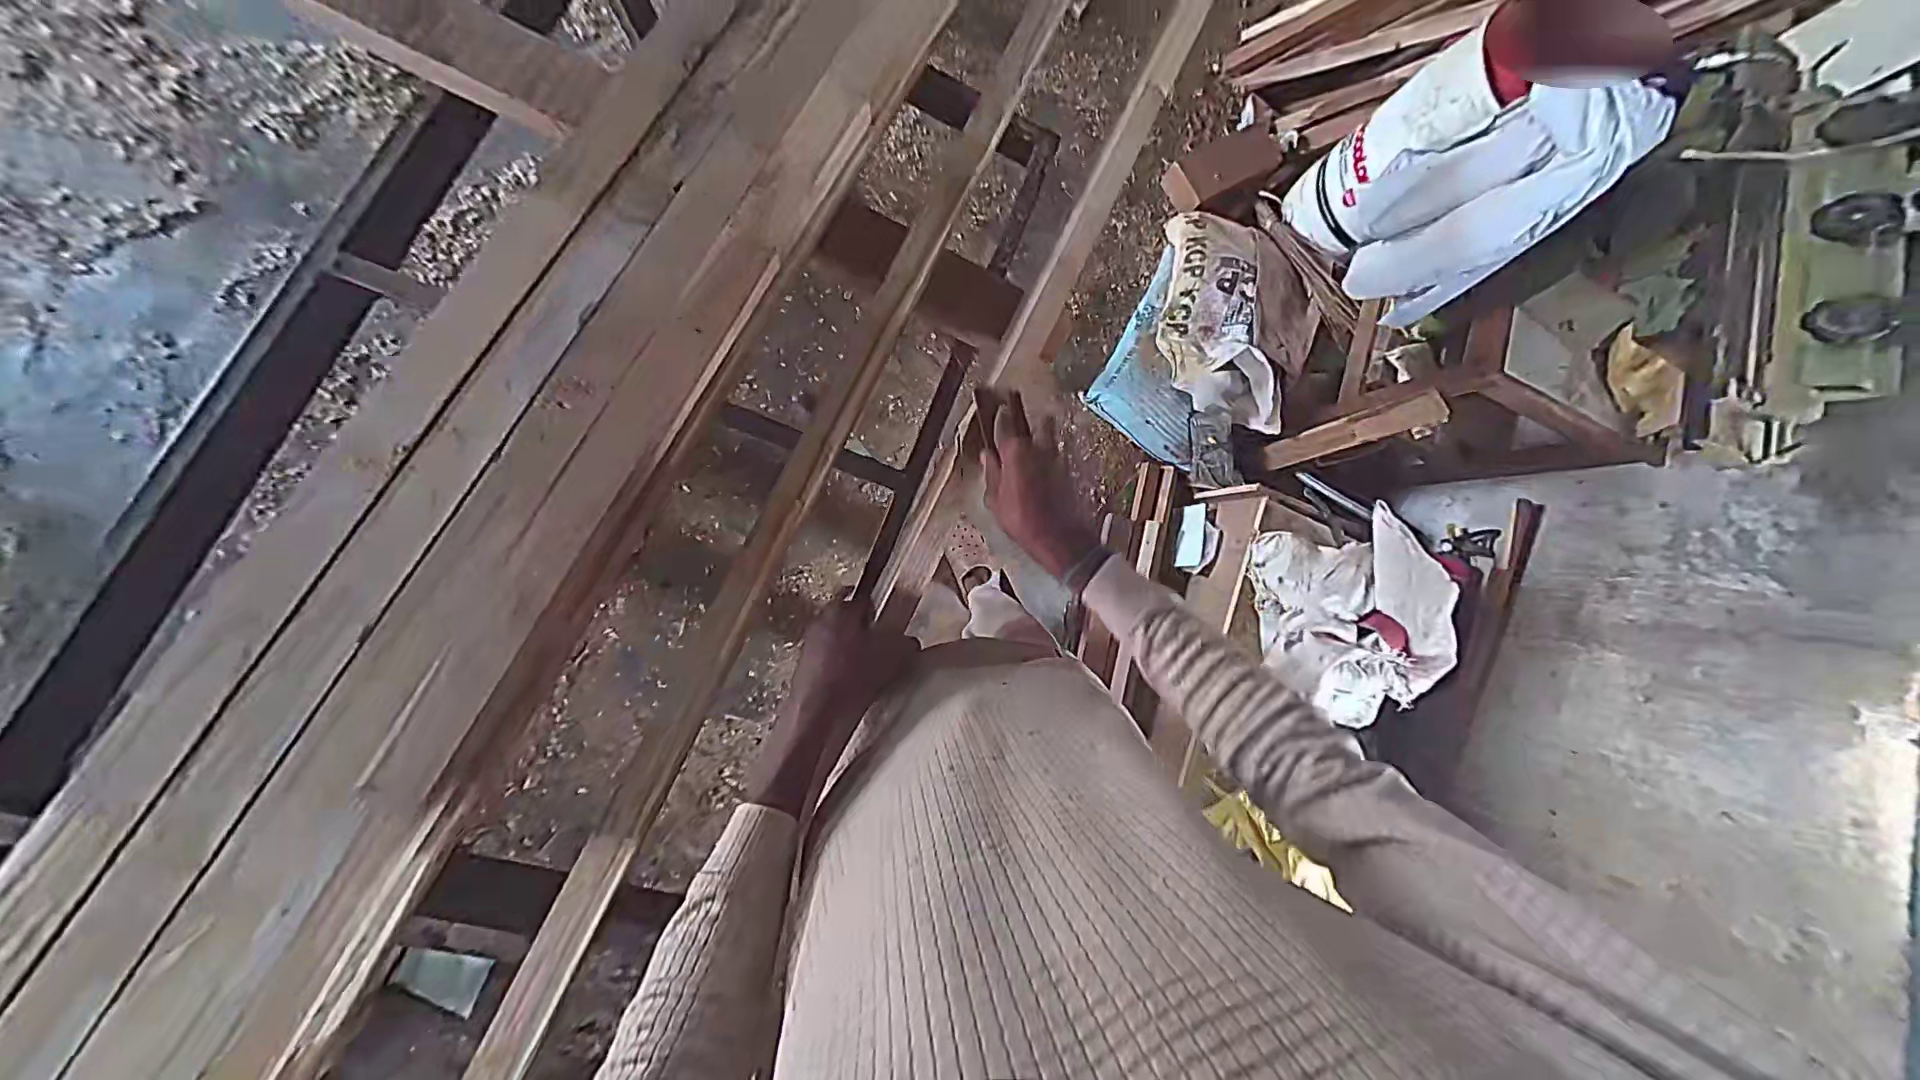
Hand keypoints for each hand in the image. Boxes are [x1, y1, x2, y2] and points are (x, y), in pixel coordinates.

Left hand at [745, 596, 917, 816]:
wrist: (815, 713)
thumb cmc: (854, 675)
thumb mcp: (895, 656)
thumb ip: (907, 642)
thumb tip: (910, 641)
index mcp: (841, 608)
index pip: (862, 595)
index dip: (879, 606)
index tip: (890, 618)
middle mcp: (821, 620)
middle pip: (848, 617)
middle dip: (866, 629)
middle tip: (884, 644)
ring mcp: (809, 644)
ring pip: (838, 638)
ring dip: (853, 648)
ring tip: (871, 668)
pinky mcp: (804, 667)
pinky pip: (829, 659)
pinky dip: (842, 667)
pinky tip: (854, 684)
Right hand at [971, 389, 1101, 580]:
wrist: (1058, 536)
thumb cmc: (1022, 520)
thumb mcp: (996, 499)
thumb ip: (992, 473)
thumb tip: (987, 456)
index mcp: (1015, 452)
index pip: (1005, 424)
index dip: (999, 414)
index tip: (997, 406)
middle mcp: (1038, 448)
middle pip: (1031, 422)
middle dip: (1022, 414)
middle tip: (1014, 405)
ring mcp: (1057, 457)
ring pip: (1049, 434)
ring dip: (1042, 428)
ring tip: (1037, 425)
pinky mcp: (1069, 468)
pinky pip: (1058, 450)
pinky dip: (1051, 449)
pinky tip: (1046, 455)